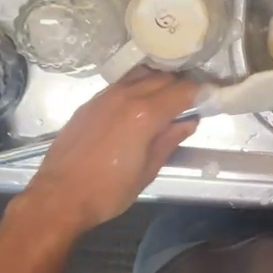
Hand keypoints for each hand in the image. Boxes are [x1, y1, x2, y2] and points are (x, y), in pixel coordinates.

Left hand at [20, 68, 201, 233]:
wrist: (59, 196)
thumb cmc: (108, 191)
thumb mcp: (148, 170)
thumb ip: (170, 140)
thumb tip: (188, 121)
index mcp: (145, 113)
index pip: (184, 91)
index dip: (202, 92)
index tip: (213, 97)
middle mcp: (126, 95)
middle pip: (164, 78)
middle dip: (182, 86)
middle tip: (192, 103)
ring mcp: (105, 96)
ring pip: (141, 75)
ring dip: (158, 82)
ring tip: (167, 100)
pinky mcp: (90, 102)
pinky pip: (121, 84)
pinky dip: (137, 87)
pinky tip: (139, 104)